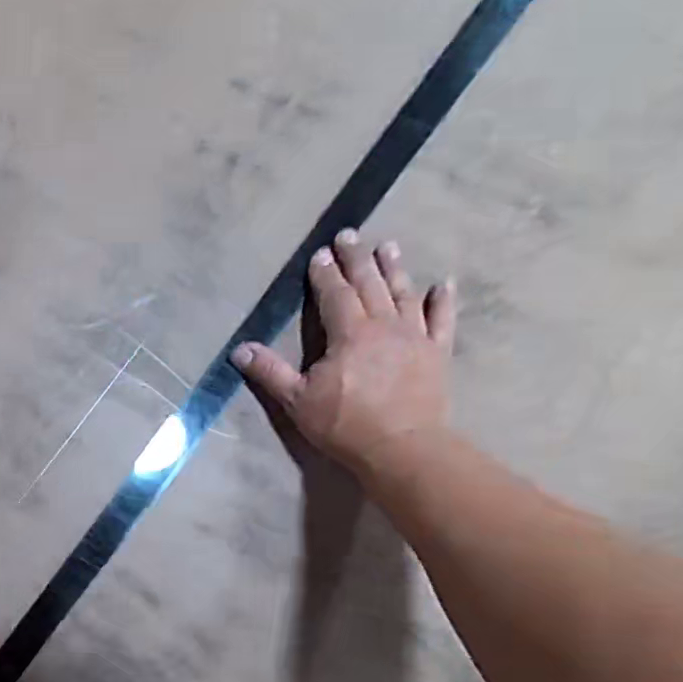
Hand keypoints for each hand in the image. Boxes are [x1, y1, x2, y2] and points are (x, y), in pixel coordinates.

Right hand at [231, 229, 457, 475]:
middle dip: (357, 259)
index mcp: (349, 335)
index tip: (319, 254)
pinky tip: (442, 284)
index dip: (325, 274)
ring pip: (404, 294)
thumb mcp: (296, 399)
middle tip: (350, 235)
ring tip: (388, 246)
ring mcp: (416, 338)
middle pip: (370, 285)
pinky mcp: (437, 353)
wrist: (402, 446)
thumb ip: (269, 371)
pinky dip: (443, 300)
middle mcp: (385, 327)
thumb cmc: (343, 422)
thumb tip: (240, 349)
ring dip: (394, 269)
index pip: (334, 295)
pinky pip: (443, 319)